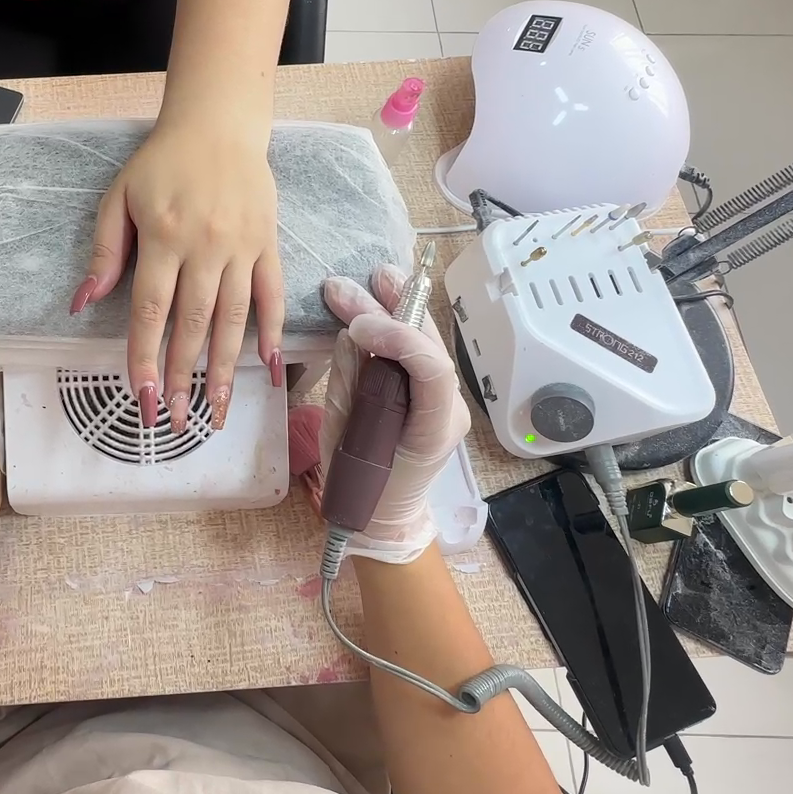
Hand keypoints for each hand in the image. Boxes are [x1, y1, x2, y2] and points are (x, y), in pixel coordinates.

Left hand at [75, 123, 282, 433]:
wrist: (217, 124)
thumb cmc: (161, 163)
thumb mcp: (119, 198)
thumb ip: (104, 252)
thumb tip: (84, 303)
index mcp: (162, 236)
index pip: (150, 310)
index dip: (144, 357)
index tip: (142, 398)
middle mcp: (204, 246)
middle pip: (193, 324)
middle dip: (183, 377)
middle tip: (178, 421)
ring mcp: (242, 247)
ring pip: (234, 319)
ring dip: (224, 370)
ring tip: (217, 412)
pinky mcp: (267, 244)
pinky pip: (272, 294)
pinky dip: (270, 331)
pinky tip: (267, 367)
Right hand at [314, 266, 470, 562]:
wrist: (382, 517)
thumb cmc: (362, 487)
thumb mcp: (346, 440)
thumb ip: (349, 386)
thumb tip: (349, 338)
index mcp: (433, 427)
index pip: (430, 370)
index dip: (398, 340)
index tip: (356, 327)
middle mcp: (446, 406)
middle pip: (428, 346)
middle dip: (391, 309)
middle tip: (353, 283)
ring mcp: (440, 398)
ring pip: (425, 342)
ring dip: (396, 307)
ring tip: (373, 277)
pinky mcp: (425, 393)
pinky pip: (414, 351)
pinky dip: (394, 323)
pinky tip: (376, 300)